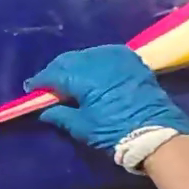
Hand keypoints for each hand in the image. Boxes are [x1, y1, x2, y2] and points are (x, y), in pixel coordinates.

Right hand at [25, 45, 188, 171]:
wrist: (157, 135)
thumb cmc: (114, 132)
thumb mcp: (81, 127)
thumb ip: (60, 115)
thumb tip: (45, 111)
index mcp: (83, 78)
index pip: (53, 74)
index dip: (40, 81)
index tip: (31, 89)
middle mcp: (98, 62)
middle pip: (68, 60)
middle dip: (56, 70)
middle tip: (49, 84)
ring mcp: (117, 59)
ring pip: (86, 54)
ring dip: (75, 65)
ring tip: (70, 78)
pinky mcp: (132, 61)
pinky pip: (106, 53)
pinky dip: (94, 60)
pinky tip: (92, 70)